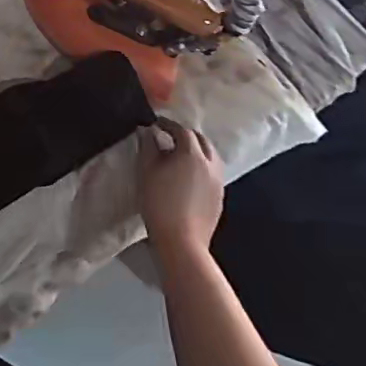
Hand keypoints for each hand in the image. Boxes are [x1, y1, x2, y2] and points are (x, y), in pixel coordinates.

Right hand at [137, 117, 223, 259]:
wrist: (182, 241)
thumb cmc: (159, 202)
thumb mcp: (146, 171)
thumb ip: (147, 146)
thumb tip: (147, 132)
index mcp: (192, 155)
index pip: (182, 130)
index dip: (168, 124)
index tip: (155, 124)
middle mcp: (210, 165)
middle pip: (202, 141)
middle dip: (185, 134)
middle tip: (167, 136)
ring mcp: (218, 182)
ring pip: (210, 157)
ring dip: (196, 150)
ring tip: (178, 154)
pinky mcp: (219, 197)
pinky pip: (212, 172)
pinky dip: (201, 166)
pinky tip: (187, 176)